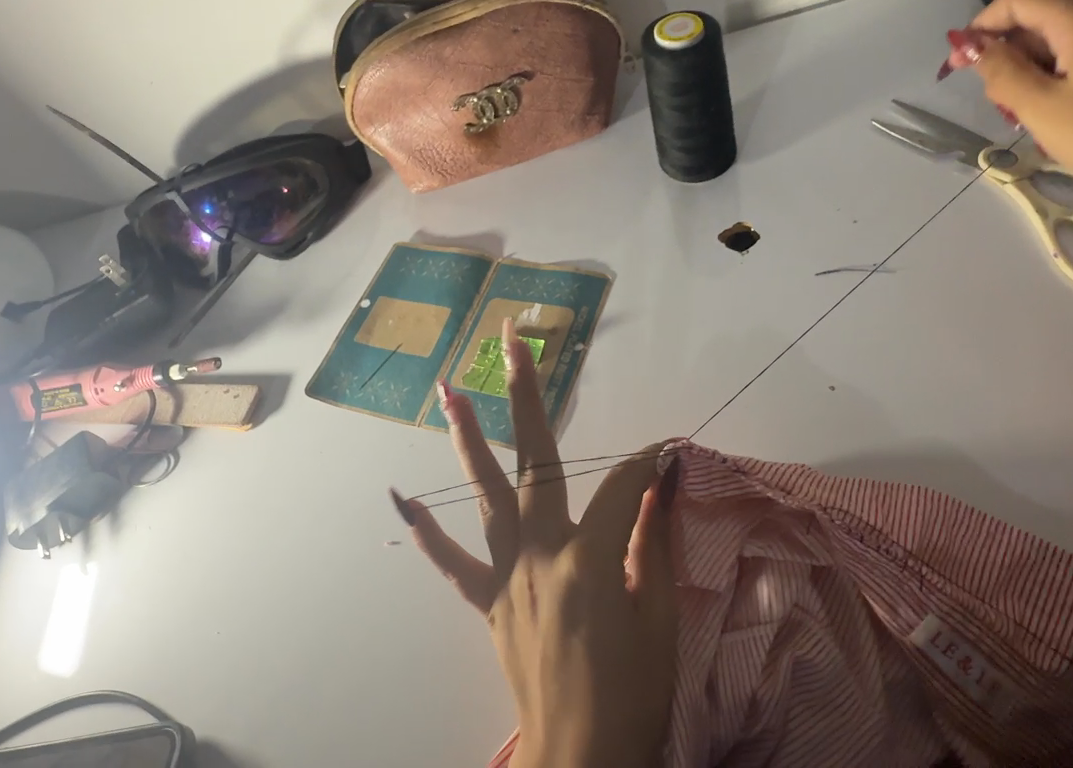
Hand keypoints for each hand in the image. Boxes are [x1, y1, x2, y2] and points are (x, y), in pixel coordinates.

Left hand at [391, 318, 677, 767]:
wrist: (581, 756)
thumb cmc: (632, 690)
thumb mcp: (660, 617)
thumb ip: (653, 542)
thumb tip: (659, 484)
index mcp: (589, 555)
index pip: (623, 484)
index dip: (648, 461)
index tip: (668, 450)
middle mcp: (539, 553)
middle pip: (537, 460)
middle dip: (527, 396)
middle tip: (514, 346)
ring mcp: (508, 577)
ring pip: (486, 495)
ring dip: (469, 439)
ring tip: (450, 393)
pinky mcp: (489, 605)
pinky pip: (455, 566)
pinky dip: (431, 535)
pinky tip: (404, 501)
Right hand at [946, 0, 1072, 208]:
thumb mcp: (1037, 106)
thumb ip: (998, 69)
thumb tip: (970, 46)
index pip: (1019, 0)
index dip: (982, 25)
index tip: (959, 61)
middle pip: (1041, 15)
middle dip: (1006, 48)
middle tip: (988, 92)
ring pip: (1062, 34)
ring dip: (1029, 63)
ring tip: (1016, 106)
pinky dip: (1057, 68)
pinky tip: (1048, 103)